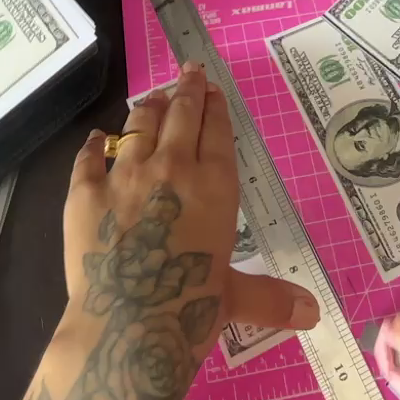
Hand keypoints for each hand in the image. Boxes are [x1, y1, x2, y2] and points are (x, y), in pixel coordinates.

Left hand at [24, 63, 318, 399]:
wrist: (124, 329)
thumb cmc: (189, 310)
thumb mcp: (235, 299)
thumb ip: (271, 297)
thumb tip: (314, 314)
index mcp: (214, 185)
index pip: (217, 131)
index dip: (216, 106)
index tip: (213, 89)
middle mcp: (172, 167)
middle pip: (182, 115)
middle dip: (188, 89)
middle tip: (190, 71)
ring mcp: (125, 174)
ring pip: (139, 125)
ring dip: (150, 107)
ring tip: (155, 97)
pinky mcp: (85, 191)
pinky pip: (89, 157)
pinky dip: (94, 144)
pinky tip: (97, 137)